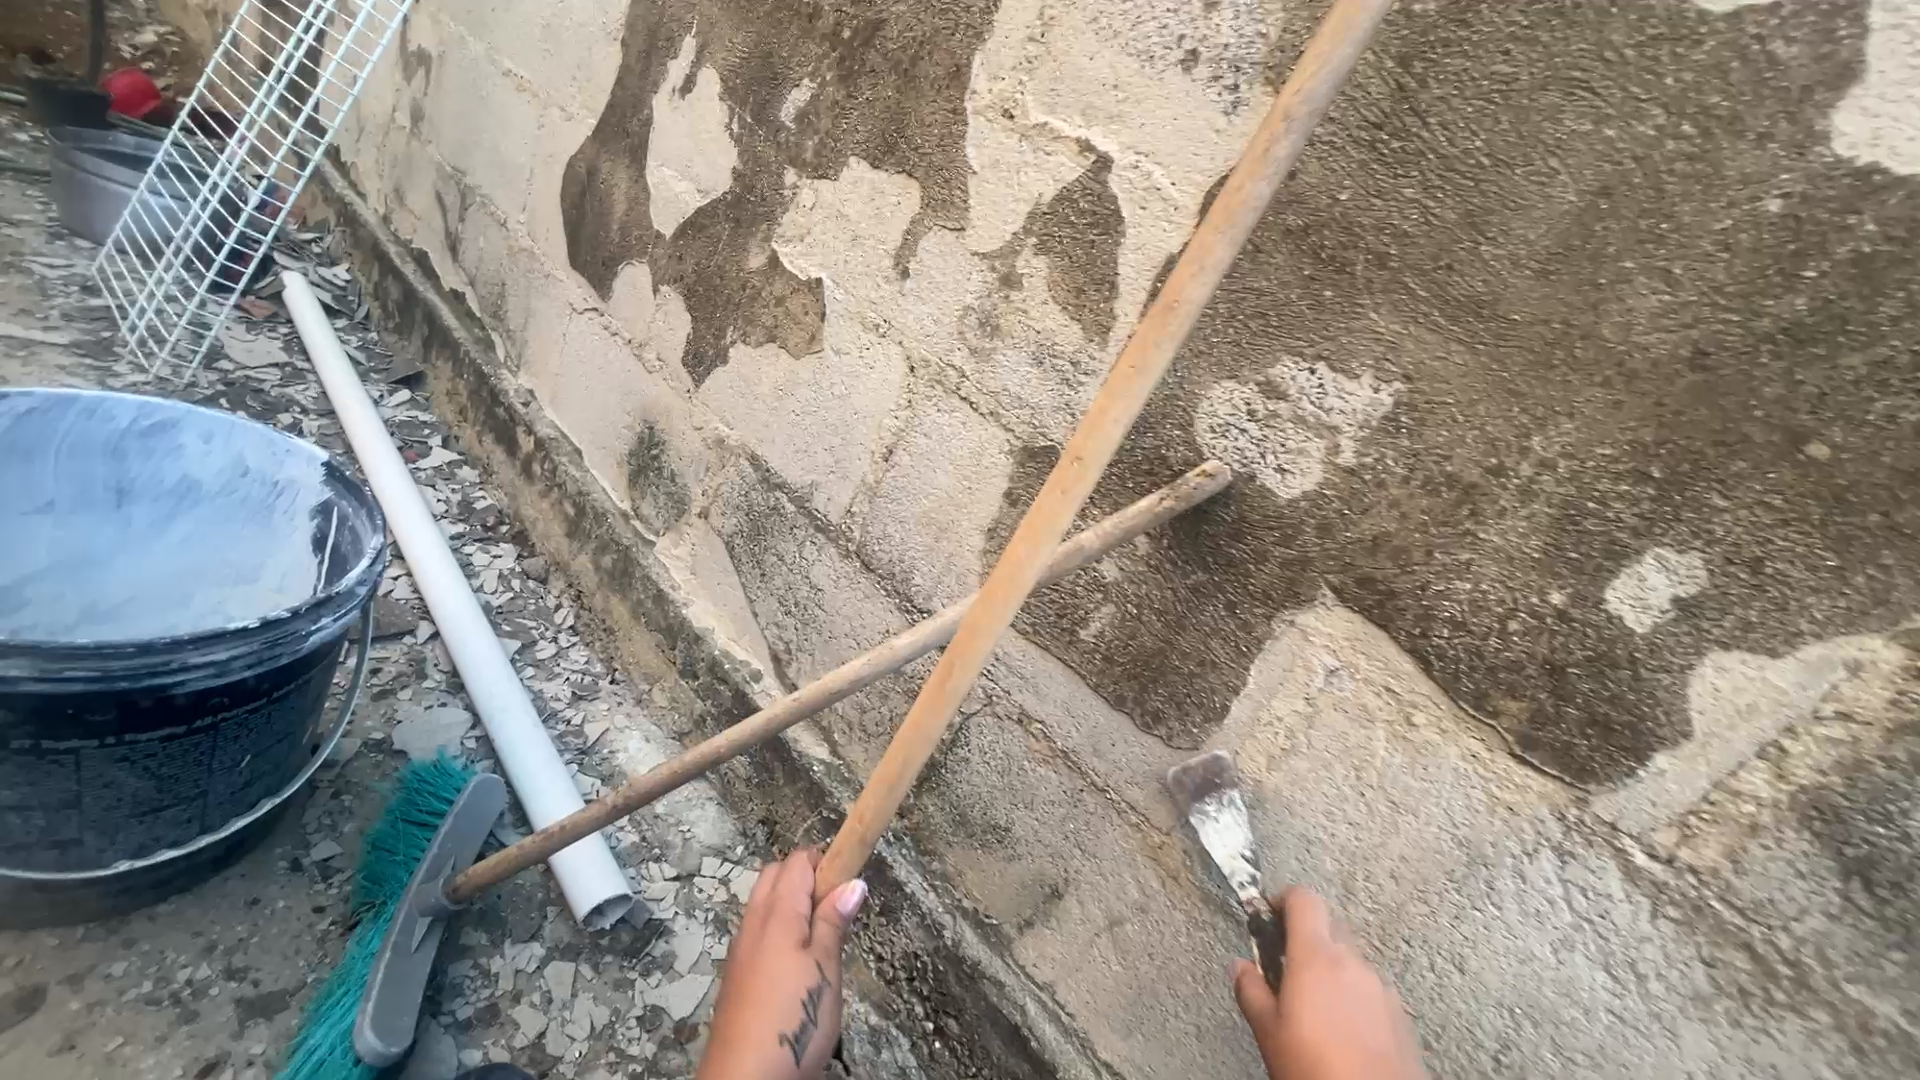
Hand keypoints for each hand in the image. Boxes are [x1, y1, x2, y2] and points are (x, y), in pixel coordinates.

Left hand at [697, 849, 868, 1079]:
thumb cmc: (794, 1020)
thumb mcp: (826, 969)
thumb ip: (834, 922)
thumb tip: (853, 882)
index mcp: (778, 912)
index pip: (798, 861)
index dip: (825, 862)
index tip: (848, 883)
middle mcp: (754, 922)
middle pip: (776, 875)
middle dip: (805, 878)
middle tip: (836, 909)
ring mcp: (741, 948)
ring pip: (764, 902)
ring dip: (791, 904)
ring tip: (821, 939)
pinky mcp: (736, 974)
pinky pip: (757, 930)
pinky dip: (777, 929)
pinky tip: (796, 964)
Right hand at [1232, 888, 1426, 1079]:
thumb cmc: (1317, 1071)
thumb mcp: (1268, 1031)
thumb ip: (1250, 990)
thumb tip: (1241, 967)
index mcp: (1317, 958)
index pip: (1304, 899)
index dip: (1283, 900)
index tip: (1268, 916)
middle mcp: (1353, 963)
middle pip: (1328, 926)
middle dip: (1304, 938)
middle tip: (1283, 967)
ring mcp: (1381, 988)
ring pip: (1349, 958)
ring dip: (1329, 968)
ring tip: (1312, 1006)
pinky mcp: (1399, 1015)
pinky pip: (1369, 987)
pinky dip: (1351, 994)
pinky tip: (1340, 1028)